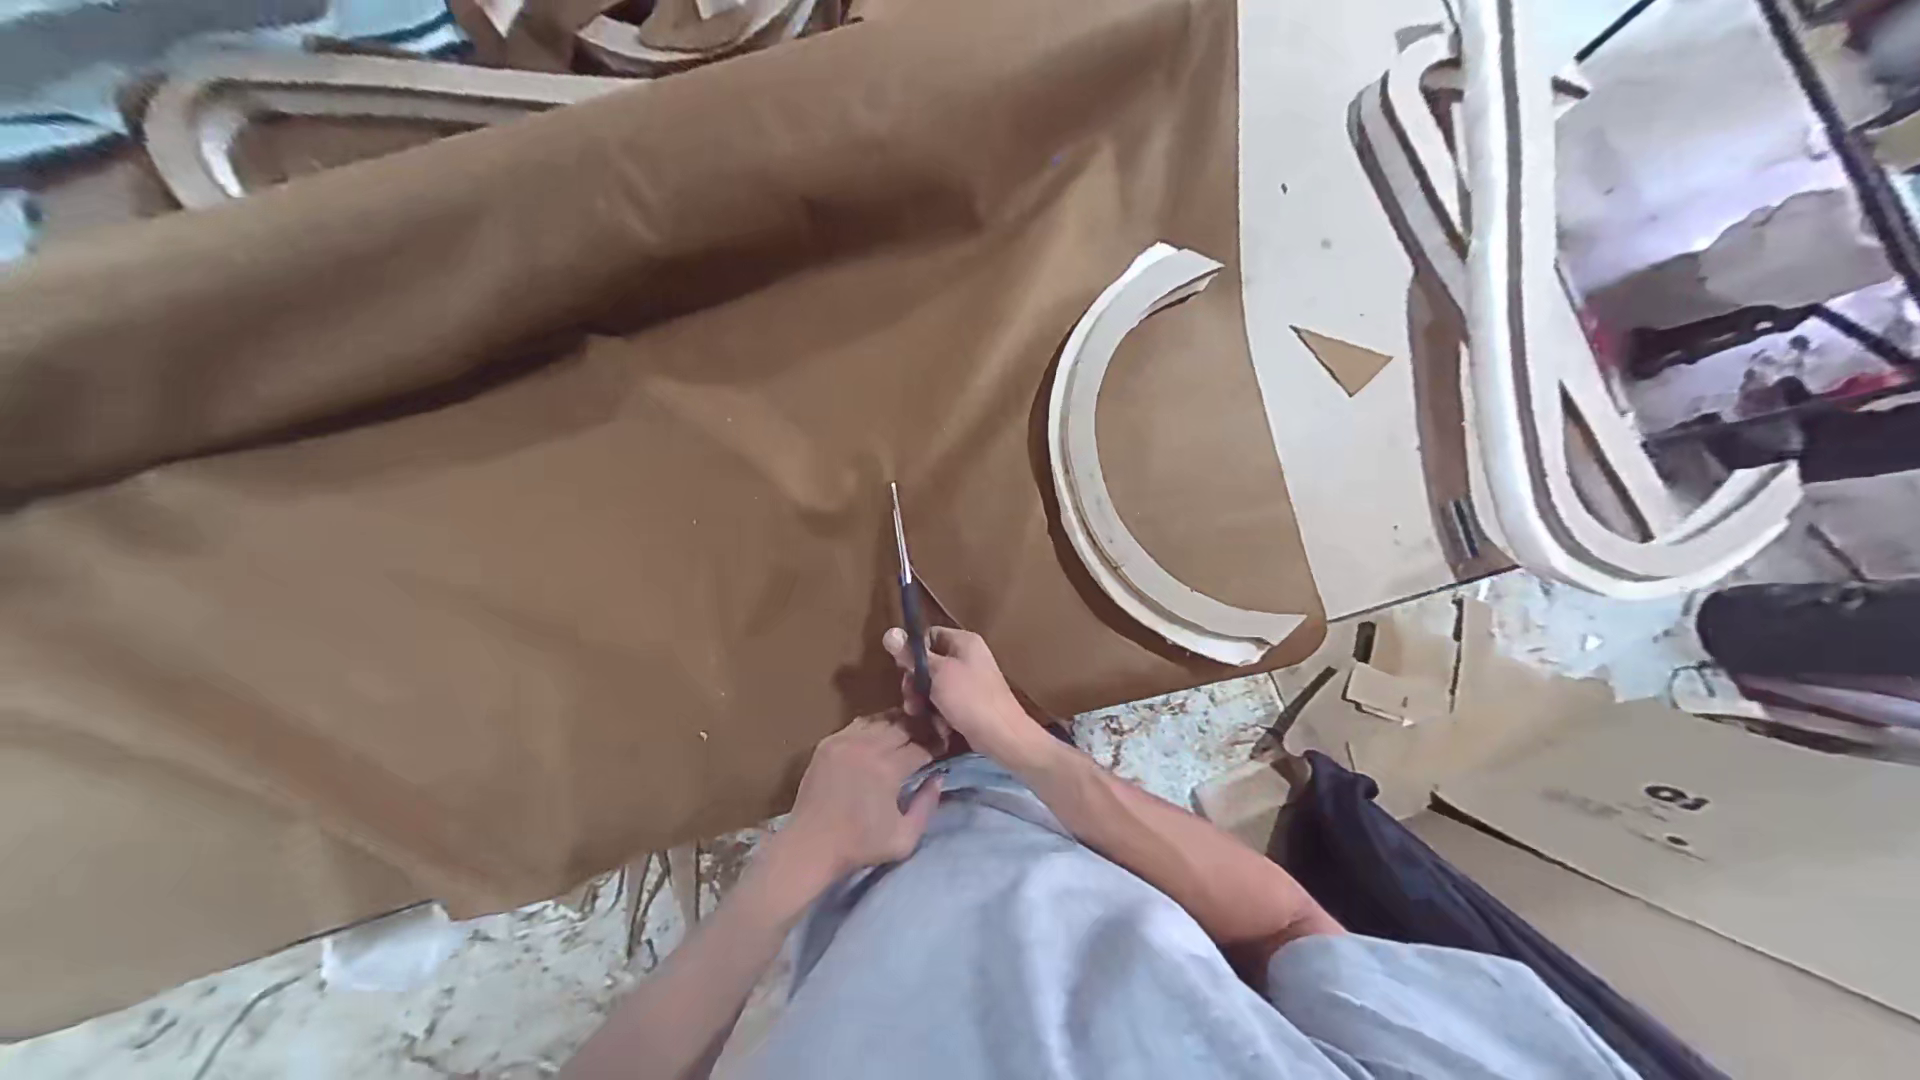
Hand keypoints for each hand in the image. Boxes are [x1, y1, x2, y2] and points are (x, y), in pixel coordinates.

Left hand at [781, 714, 942, 880]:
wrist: (811, 846)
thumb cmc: (860, 846)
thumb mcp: (905, 838)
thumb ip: (928, 805)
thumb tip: (938, 777)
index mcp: (888, 769)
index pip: (922, 746)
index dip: (935, 746)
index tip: (941, 750)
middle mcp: (868, 747)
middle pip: (904, 726)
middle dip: (920, 731)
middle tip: (927, 738)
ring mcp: (845, 741)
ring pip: (882, 719)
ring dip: (898, 724)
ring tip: (906, 734)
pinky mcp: (829, 742)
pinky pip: (860, 723)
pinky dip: (874, 725)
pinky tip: (879, 735)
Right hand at [883, 626, 1052, 769]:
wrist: (1002, 735)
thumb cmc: (969, 698)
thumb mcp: (936, 674)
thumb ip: (912, 655)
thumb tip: (889, 632)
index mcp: (964, 641)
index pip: (929, 636)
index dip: (913, 651)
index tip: (903, 670)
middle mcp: (968, 656)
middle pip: (929, 661)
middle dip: (915, 681)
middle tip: (909, 699)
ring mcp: (971, 680)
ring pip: (935, 684)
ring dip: (924, 699)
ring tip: (919, 714)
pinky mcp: (970, 701)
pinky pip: (946, 700)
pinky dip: (939, 710)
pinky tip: (937, 724)